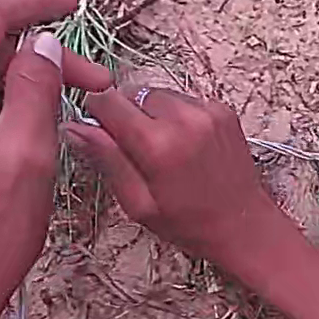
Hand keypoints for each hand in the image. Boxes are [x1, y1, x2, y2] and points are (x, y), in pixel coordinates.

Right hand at [63, 86, 292, 266]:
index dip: (97, 113)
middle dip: (127, 115)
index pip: (107, 100)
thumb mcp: (138, 203)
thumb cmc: (189, 223)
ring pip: (159, 94)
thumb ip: (107, 160)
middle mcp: (183, 118)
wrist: (244, 225)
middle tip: (137, 149)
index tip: (99, 130)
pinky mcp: (223, 110)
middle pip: (133, 93)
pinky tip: (186, 145)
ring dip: (152, 113)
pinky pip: (185, 100)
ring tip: (163, 148)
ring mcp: (207, 111)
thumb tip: (74, 126)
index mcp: (157, 144)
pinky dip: (178, 115)